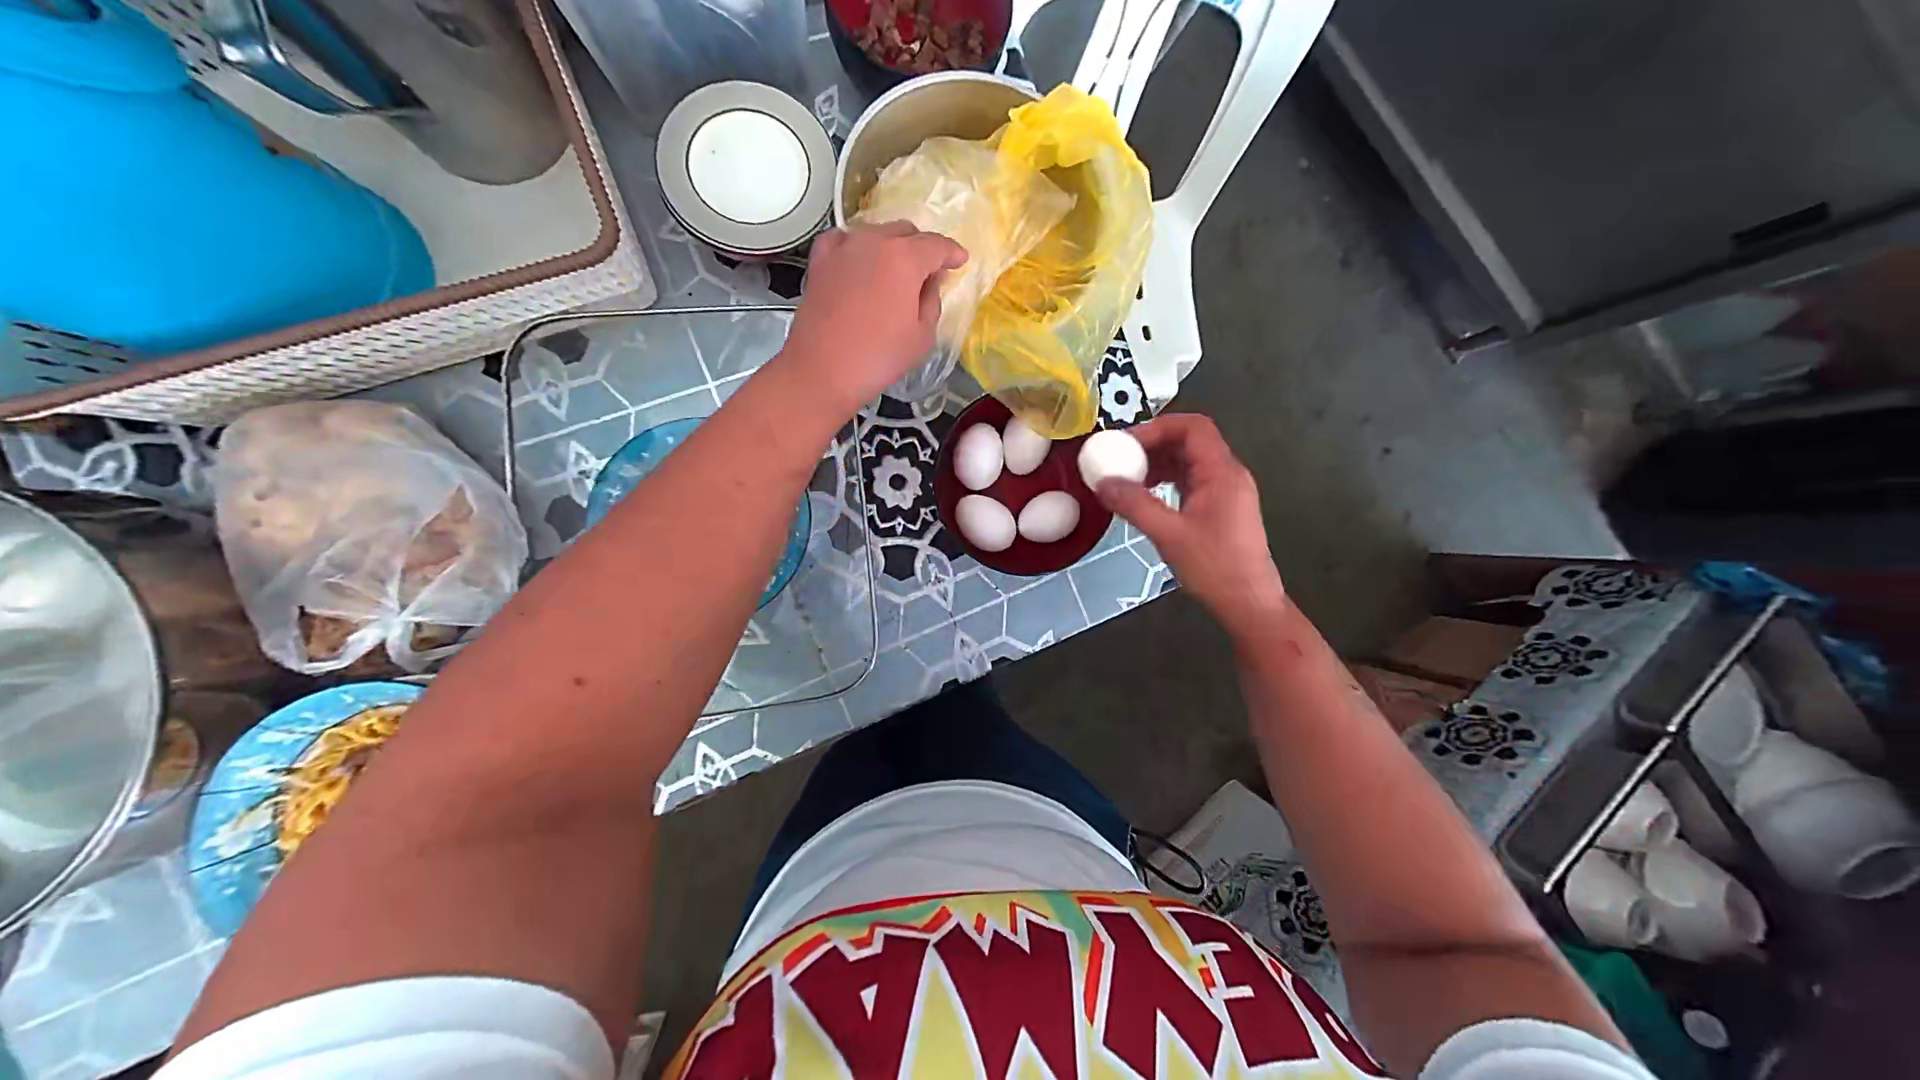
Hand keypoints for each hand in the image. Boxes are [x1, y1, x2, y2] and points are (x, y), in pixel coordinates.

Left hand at [779, 222, 967, 410]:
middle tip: (927, 272)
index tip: (960, 261)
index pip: (936, 245)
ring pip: (875, 233)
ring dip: (890, 247)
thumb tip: (930, 280)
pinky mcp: (820, 261)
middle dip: (921, 248)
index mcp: (905, 258)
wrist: (822, 370)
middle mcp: (874, 241)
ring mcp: (843, 247)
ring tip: (895, 271)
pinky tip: (859, 262)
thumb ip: (932, 299)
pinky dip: (856, 247)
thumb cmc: (879, 358)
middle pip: (905, 232)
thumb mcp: (922, 335)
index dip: (952, 253)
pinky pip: (843, 241)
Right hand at [1094, 414, 1287, 636]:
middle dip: (1152, 445)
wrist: (1248, 603)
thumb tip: (1103, 483)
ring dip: (1158, 463)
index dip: (1158, 427)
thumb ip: (1134, 505)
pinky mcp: (1221, 508)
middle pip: (1190, 441)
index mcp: (1222, 473)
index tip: (1126, 442)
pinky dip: (1166, 480)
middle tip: (1120, 459)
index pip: (1193, 427)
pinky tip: (1146, 496)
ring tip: (1127, 478)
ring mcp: (1226, 492)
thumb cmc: (1215, 568)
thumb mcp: (1169, 534)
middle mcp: (1228, 475)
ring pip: (1189, 461)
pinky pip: (1191, 480)